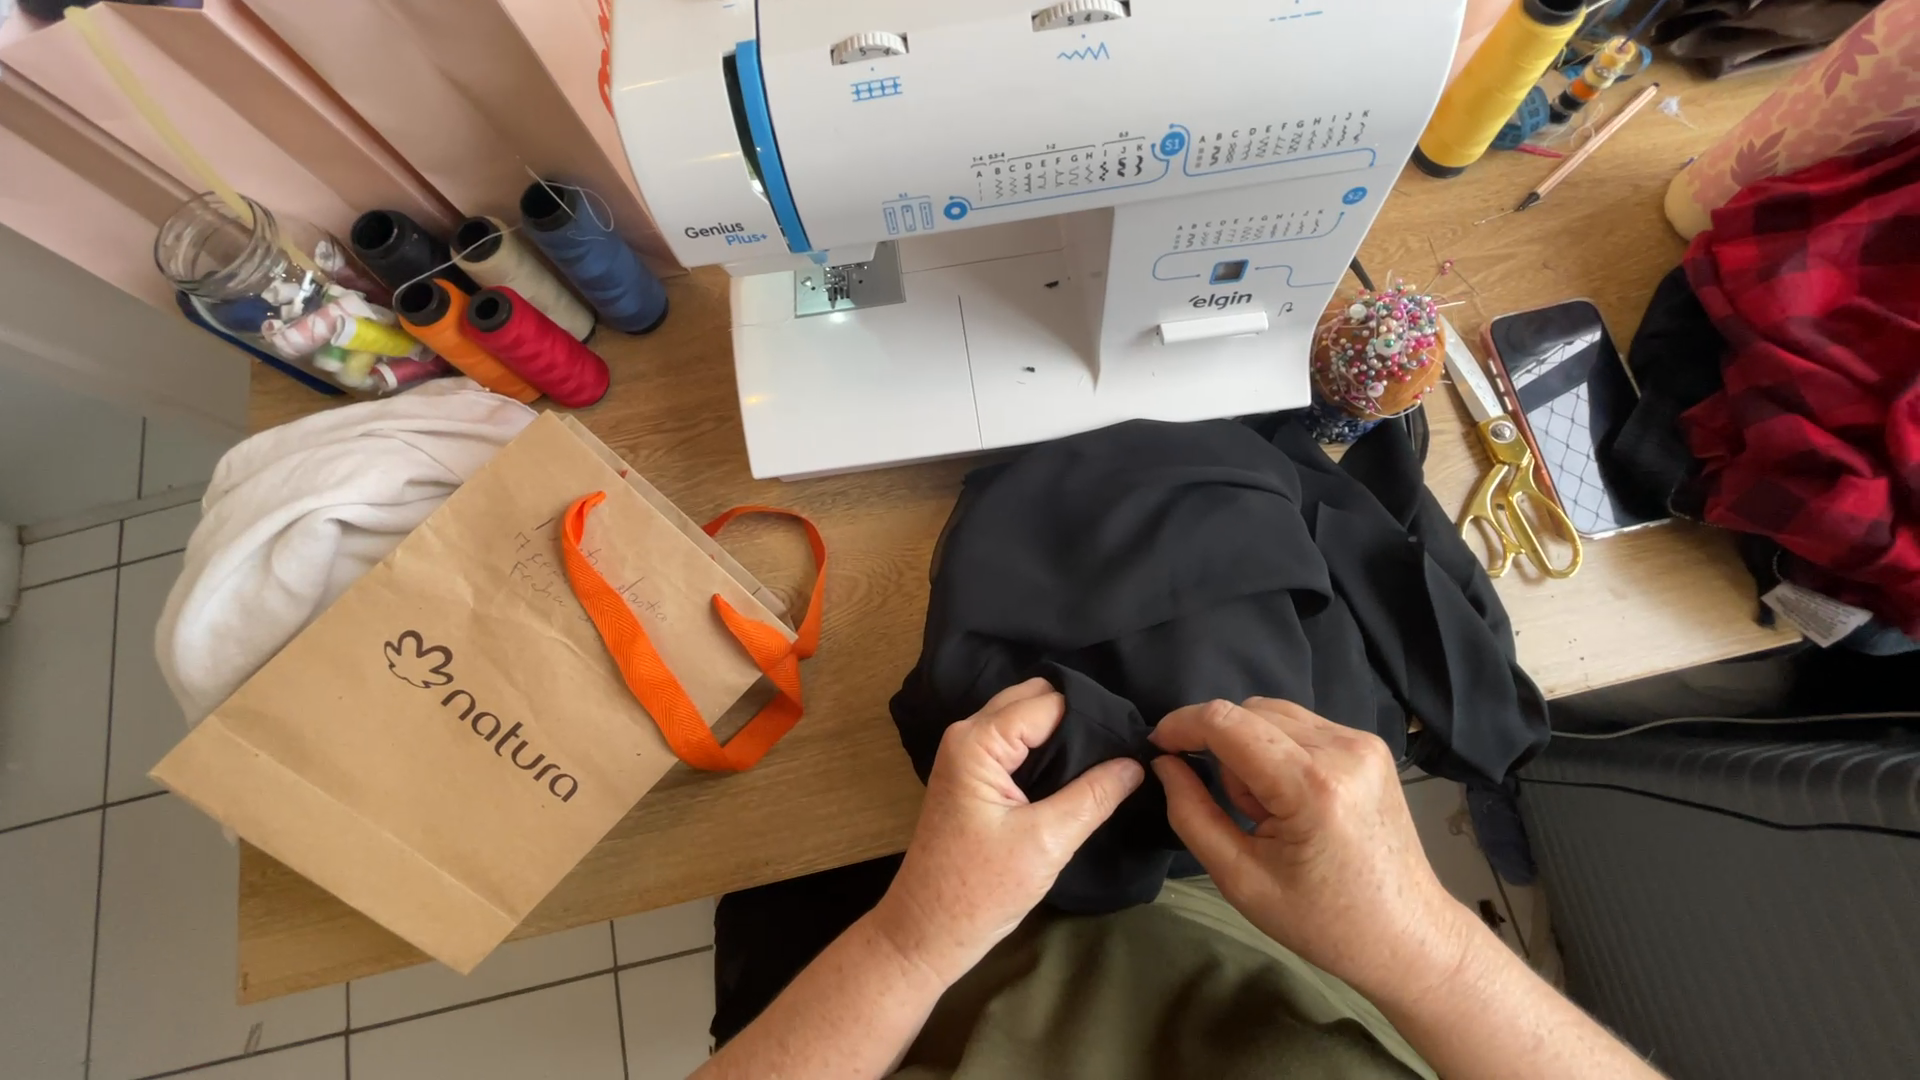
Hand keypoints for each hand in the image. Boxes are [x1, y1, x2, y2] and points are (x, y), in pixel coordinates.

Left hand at [873, 678, 1145, 985]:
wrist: (928, 930)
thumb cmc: (981, 888)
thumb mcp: (1046, 842)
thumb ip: (1093, 796)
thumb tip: (1136, 762)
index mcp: (978, 740)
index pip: (1048, 702)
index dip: (1090, 715)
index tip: (1131, 736)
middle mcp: (968, 734)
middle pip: (1033, 699)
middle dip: (1077, 715)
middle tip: (1121, 745)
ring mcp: (968, 753)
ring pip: (1025, 719)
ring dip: (1062, 731)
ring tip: (1108, 756)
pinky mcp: (974, 774)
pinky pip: (1016, 742)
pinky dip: (1046, 748)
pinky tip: (1077, 771)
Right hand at [1151, 698, 1477, 999]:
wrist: (1410, 937)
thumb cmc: (1322, 920)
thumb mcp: (1239, 879)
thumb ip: (1190, 812)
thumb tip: (1162, 762)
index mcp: (1310, 786)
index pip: (1226, 722)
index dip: (1181, 725)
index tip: (1157, 746)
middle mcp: (1341, 749)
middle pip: (1246, 710)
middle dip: (1219, 746)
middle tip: (1230, 804)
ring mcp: (1361, 741)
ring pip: (1270, 711)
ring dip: (1247, 745)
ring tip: (1263, 804)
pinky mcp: (1369, 743)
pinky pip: (1297, 722)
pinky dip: (1274, 746)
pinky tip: (1288, 793)